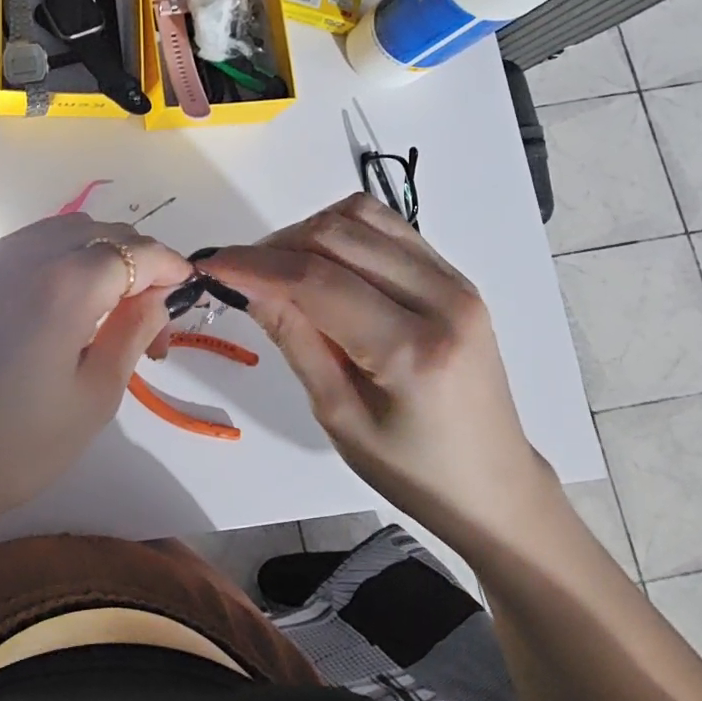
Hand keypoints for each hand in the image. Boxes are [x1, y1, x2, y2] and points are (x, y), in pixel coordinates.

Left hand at [0, 213, 192, 531]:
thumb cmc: (18, 443)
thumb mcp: (95, 395)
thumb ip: (132, 331)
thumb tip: (155, 295)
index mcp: (64, 283)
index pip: (132, 251)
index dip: (166, 264)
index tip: (185, 287)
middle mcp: (23, 254)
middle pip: (96, 230)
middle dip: (133, 256)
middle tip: (149, 309)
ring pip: (58, 231)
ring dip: (94, 252)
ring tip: (108, 305)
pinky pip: (24, 246)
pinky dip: (56, 258)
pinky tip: (63, 302)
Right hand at [197, 194, 555, 542]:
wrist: (492, 484)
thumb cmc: (409, 468)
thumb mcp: (337, 415)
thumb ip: (294, 339)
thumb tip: (245, 285)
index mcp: (414, 350)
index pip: (317, 281)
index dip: (254, 265)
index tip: (209, 265)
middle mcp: (443, 299)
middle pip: (338, 234)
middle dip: (275, 245)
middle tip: (240, 274)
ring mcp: (455, 280)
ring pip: (362, 216)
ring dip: (307, 232)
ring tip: (278, 270)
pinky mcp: (454, 276)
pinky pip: (386, 228)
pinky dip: (340, 234)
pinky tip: (319, 267)